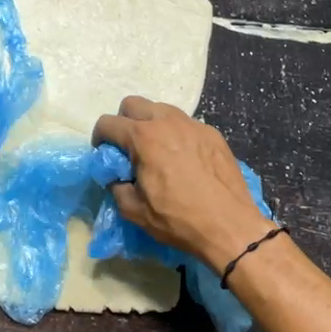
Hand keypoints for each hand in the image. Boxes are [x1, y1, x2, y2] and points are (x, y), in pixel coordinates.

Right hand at [93, 96, 275, 272]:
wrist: (231, 227)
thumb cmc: (179, 219)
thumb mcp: (134, 210)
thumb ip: (116, 186)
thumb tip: (117, 176)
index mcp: (143, 137)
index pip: (108, 123)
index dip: (99, 138)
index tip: (104, 154)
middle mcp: (166, 122)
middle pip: (133, 104)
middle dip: (124, 121)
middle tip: (128, 147)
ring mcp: (193, 125)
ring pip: (161, 109)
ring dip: (151, 123)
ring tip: (157, 150)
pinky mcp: (213, 133)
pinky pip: (186, 124)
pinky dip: (177, 134)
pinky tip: (184, 159)